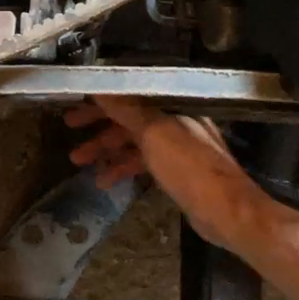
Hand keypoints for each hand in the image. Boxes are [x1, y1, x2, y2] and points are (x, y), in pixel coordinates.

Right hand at [65, 96, 287, 249]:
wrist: (229, 213)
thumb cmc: (191, 168)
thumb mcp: (155, 134)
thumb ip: (127, 110)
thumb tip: (100, 86)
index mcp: (171, 106)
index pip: (130, 95)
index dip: (101, 99)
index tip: (76, 103)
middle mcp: (174, 121)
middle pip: (129, 117)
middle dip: (98, 125)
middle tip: (69, 131)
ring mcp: (175, 147)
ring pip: (133, 142)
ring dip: (106, 150)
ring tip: (79, 162)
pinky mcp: (176, 171)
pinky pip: (142, 163)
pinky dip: (123, 169)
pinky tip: (105, 181)